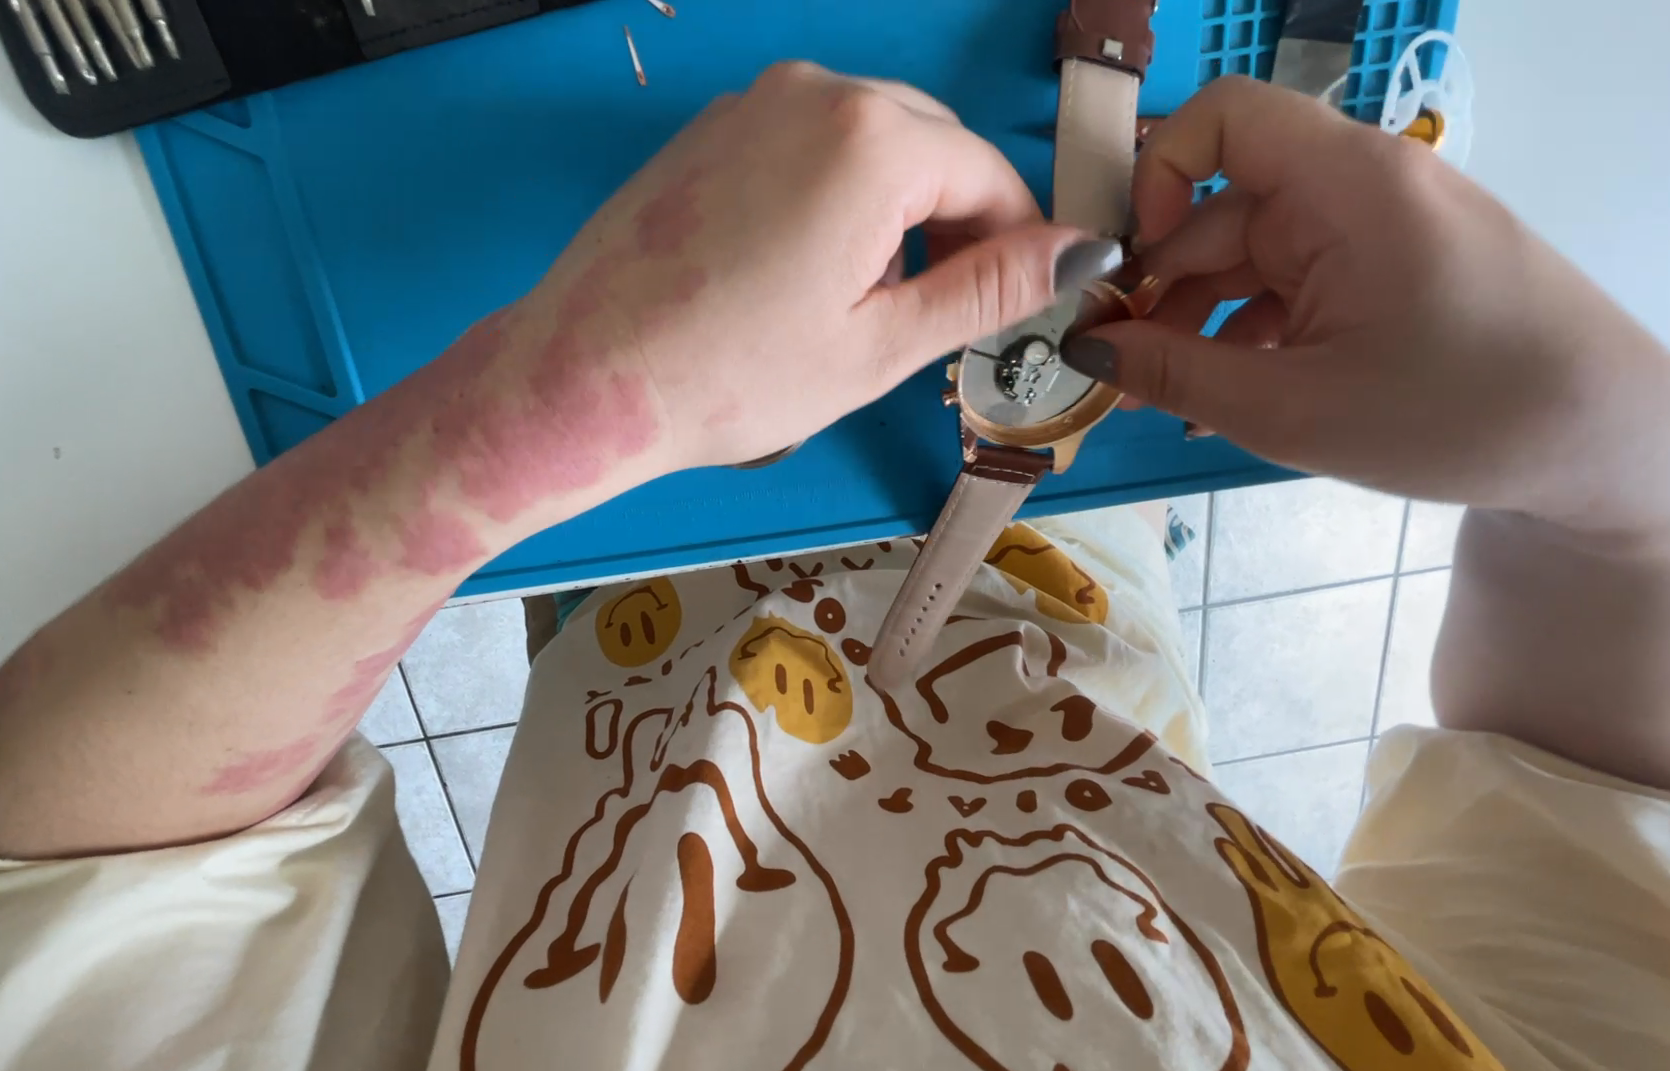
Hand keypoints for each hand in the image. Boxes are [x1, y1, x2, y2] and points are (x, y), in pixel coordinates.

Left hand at [510, 61, 1099, 471]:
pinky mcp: (711, 130)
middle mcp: (813, 92)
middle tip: (929, 314)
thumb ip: (987, 290)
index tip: (1010, 300)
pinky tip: (800, 272)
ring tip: (856, 303)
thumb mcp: (879, 347)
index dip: (1014, 241)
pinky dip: (832, 201)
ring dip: (891, 216)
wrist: (588, 378)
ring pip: (869, 146)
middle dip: (951, 226)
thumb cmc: (734, 378)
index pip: (987, 173)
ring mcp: (752, 103)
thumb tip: (1080, 256)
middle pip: (929, 148)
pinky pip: (807, 149)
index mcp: (872, 139)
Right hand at [1066, 77, 1669, 538]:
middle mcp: (1355, 190)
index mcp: (1347, 188)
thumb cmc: (1448, 417)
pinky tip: (1216, 398)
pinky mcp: (1377, 272)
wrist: (1600, 450)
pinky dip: (1237, 336)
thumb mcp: (1284, 407)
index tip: (1126, 266)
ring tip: (1156, 397)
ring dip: (1190, 325)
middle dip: (1155, 291)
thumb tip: (1080, 348)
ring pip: (1242, 260)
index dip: (1154, 176)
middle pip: (1217, 212)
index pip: (1223, 118)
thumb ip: (1169, 372)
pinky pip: (1280, 289)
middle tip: (1116, 370)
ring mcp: (1368, 233)